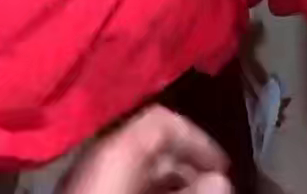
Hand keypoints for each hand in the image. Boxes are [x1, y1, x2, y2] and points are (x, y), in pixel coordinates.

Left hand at [60, 106, 231, 193]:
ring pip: (137, 167)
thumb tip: (222, 180)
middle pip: (150, 143)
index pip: (161, 120)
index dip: (197, 138)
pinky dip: (148, 188)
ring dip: (170, 181)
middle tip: (216, 187)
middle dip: (187, 163)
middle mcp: (99, 149)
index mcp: (114, 145)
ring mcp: (87, 173)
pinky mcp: (82, 190)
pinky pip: (121, 181)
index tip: (224, 166)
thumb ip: (188, 193)